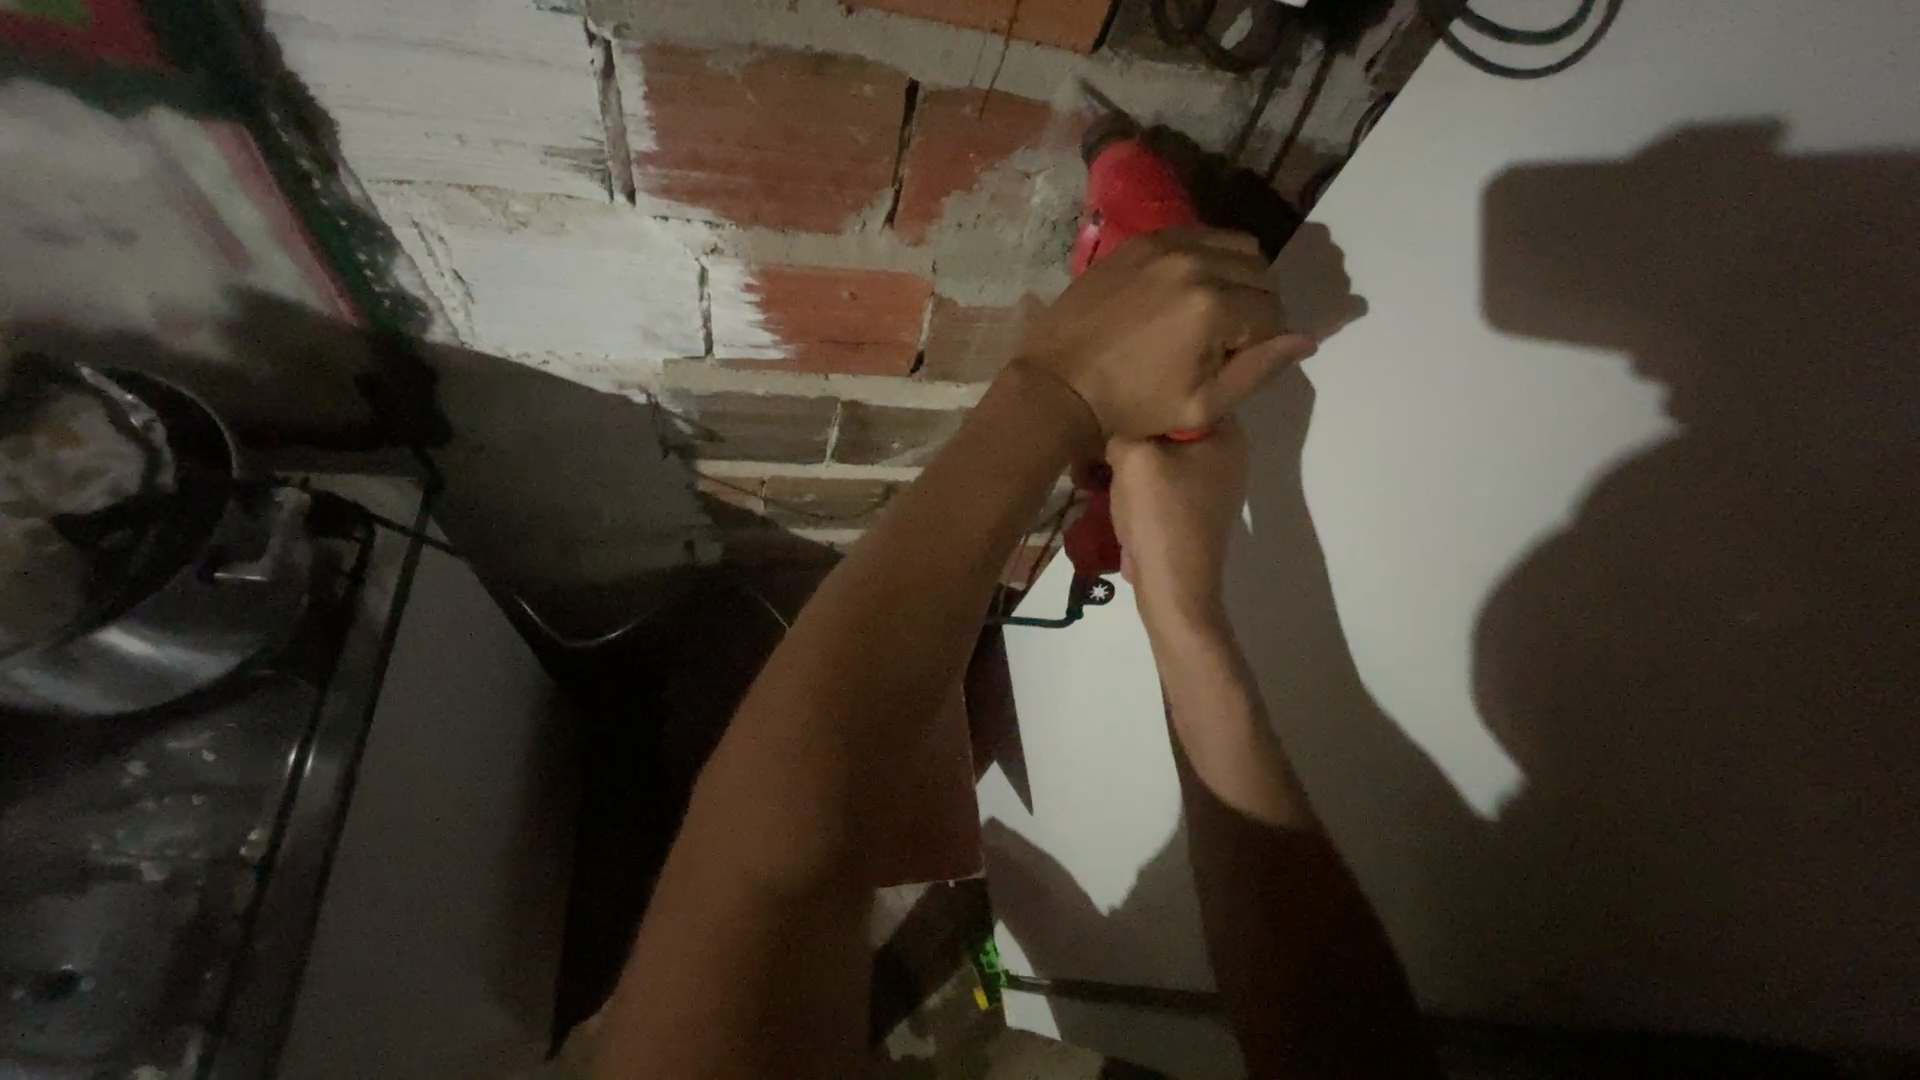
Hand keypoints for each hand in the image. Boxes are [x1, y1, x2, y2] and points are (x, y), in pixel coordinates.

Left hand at [1015, 228, 1317, 440]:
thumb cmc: (1129, 406)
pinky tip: (1186, 288)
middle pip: (1261, 273)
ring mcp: (1164, 245)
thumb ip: (1258, 370)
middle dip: (1257, 305)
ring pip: (1234, 246)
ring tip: (1211, 311)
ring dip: (1237, 276)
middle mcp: (1196, 262)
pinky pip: (1195, 235)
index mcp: (1214, 305)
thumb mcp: (1200, 405)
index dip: (1264, 341)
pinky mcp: (1137, 242)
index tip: (1238, 359)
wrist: (1059, 385)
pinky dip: (1205, 256)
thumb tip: (1308, 339)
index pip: (1273, 313)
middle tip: (1228, 337)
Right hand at [1107, 419, 1250, 628]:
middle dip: (1131, 438)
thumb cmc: (1160, 512)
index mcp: (1228, 434)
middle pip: (1169, 431)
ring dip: (1128, 467)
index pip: (1183, 396)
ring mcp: (1213, 489)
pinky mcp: (1195, 514)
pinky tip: (1114, 498)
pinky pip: (1161, 488)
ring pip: (1161, 460)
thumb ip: (1123, 426)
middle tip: (1097, 445)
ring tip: (1097, 473)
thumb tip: (1116, 427)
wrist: (1173, 586)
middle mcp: (1229, 457)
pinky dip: (1137, 491)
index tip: (1113, 406)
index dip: (1145, 398)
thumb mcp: (1132, 454)